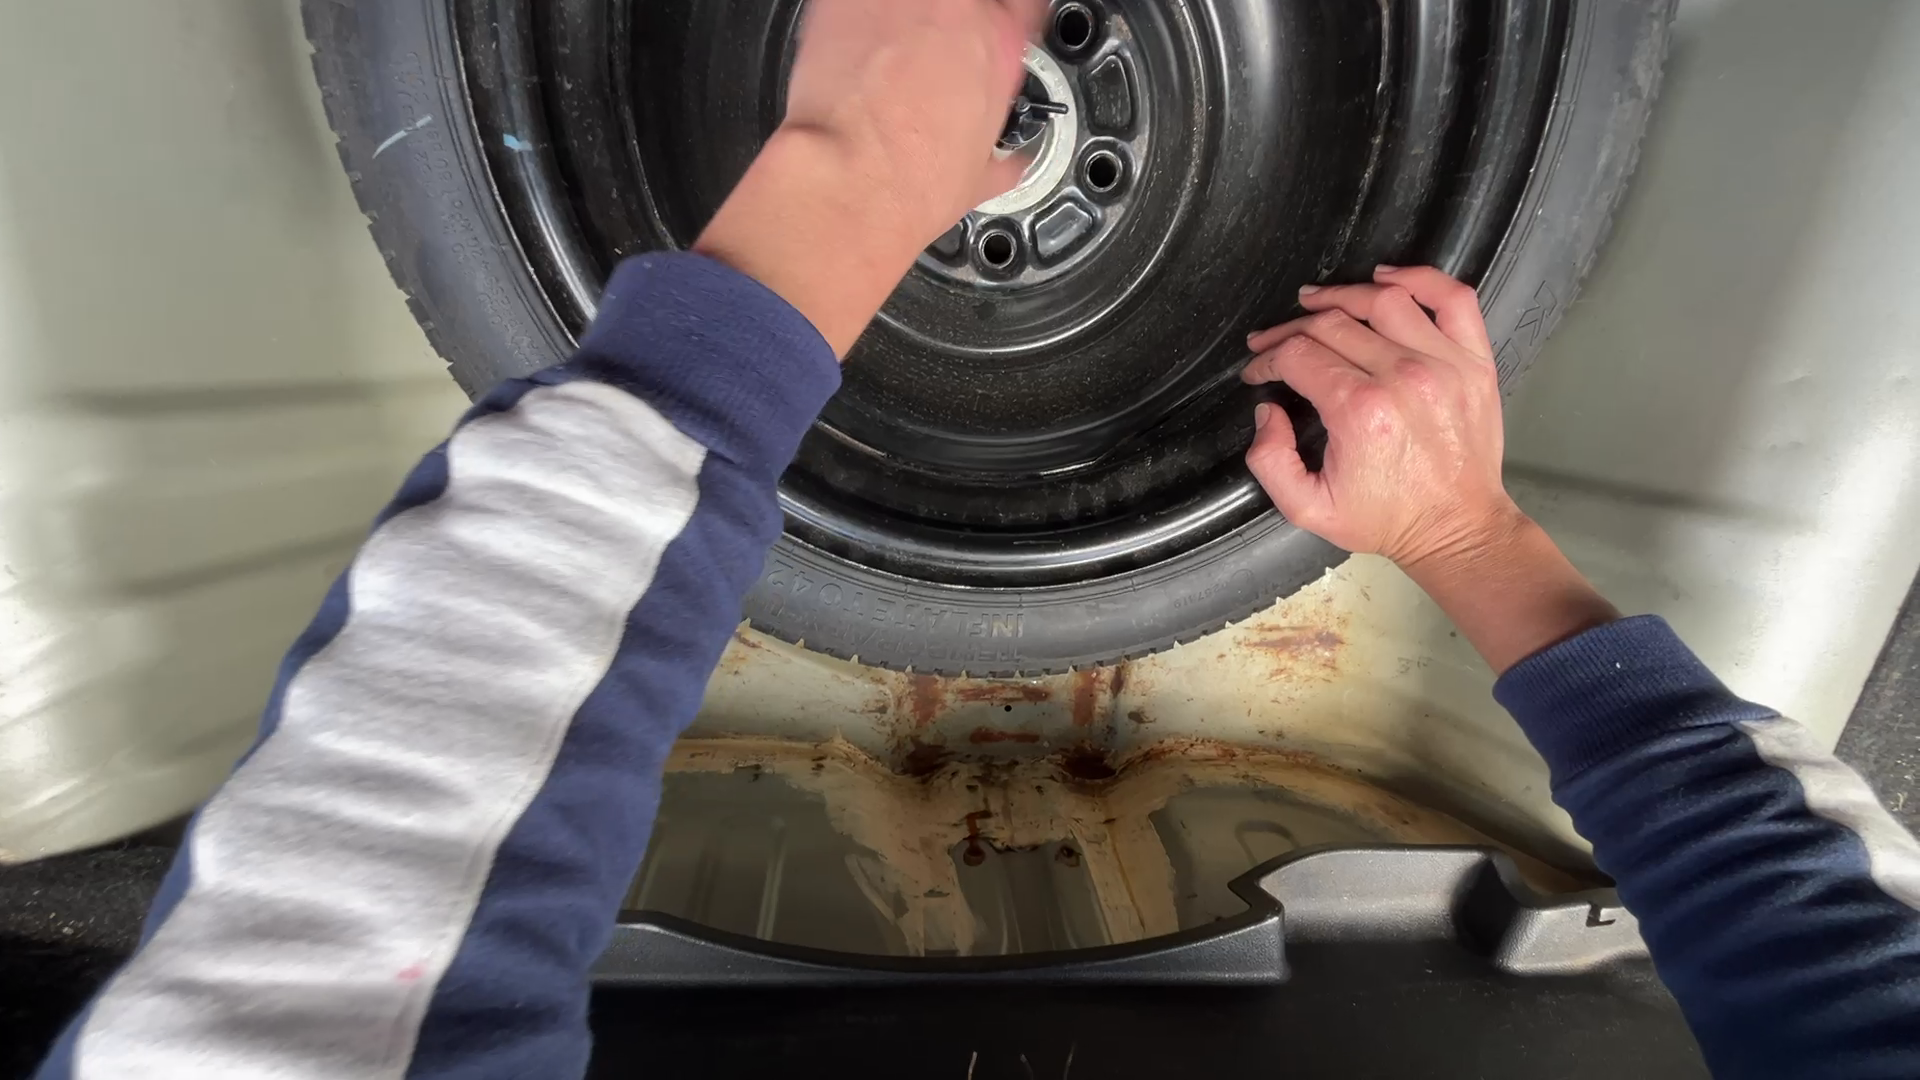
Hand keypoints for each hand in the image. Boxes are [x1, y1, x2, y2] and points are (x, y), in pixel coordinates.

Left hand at [693, 0, 1042, 356]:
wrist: (856, 181)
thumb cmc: (915, 184)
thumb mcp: (981, 179)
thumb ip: (1001, 152)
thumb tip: (1007, 164)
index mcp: (1001, 43)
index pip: (1021, 8)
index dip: (1005, 24)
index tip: (986, 45)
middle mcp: (957, 7)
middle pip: (962, 3)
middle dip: (946, 27)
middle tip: (930, 63)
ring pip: (909, 4)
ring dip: (903, 25)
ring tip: (889, 67)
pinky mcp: (844, 1)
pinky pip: (856, 5)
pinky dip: (857, 26)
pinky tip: (856, 65)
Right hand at [1242, 265, 1517, 566]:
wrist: (1457, 527)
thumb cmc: (1384, 518)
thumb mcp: (1305, 507)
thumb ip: (1269, 460)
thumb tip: (1266, 411)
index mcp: (1360, 412)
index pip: (1298, 356)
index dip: (1266, 359)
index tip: (1256, 372)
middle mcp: (1403, 376)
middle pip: (1332, 325)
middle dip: (1288, 329)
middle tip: (1268, 341)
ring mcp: (1444, 363)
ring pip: (1382, 301)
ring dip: (1339, 296)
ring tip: (1312, 301)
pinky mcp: (1473, 361)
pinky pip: (1450, 299)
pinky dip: (1418, 277)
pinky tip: (1385, 277)